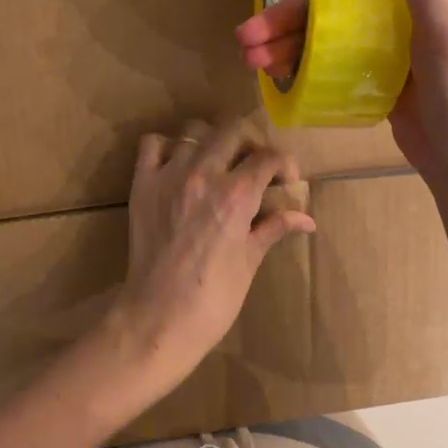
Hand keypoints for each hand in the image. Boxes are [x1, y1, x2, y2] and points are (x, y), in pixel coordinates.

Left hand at [104, 118, 314, 383]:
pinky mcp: (142, 185)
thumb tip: (306, 219)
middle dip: (251, 144)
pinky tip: (177, 166)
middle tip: (253, 167)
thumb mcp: (250, 260)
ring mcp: (169, 176)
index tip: (285, 181)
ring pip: (194, 131)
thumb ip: (274, 227)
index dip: (283, 164)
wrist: (159, 317)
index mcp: (237, 194)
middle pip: (233, 131)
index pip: (268, 156)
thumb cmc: (214, 297)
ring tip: (217, 164)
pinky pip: (152, 144)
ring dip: (211, 141)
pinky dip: (167, 147)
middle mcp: (203, 174)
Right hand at [234, 0, 447, 187]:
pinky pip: (327, 64)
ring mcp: (383, 50)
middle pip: (329, 3)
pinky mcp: (372, 81)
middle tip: (245, 35)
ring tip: (251, 61)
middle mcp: (399, 13)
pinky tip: (275, 76)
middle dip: (285, 16)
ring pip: (322, 35)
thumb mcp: (445, 23)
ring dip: (284, 43)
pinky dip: (299, 65)